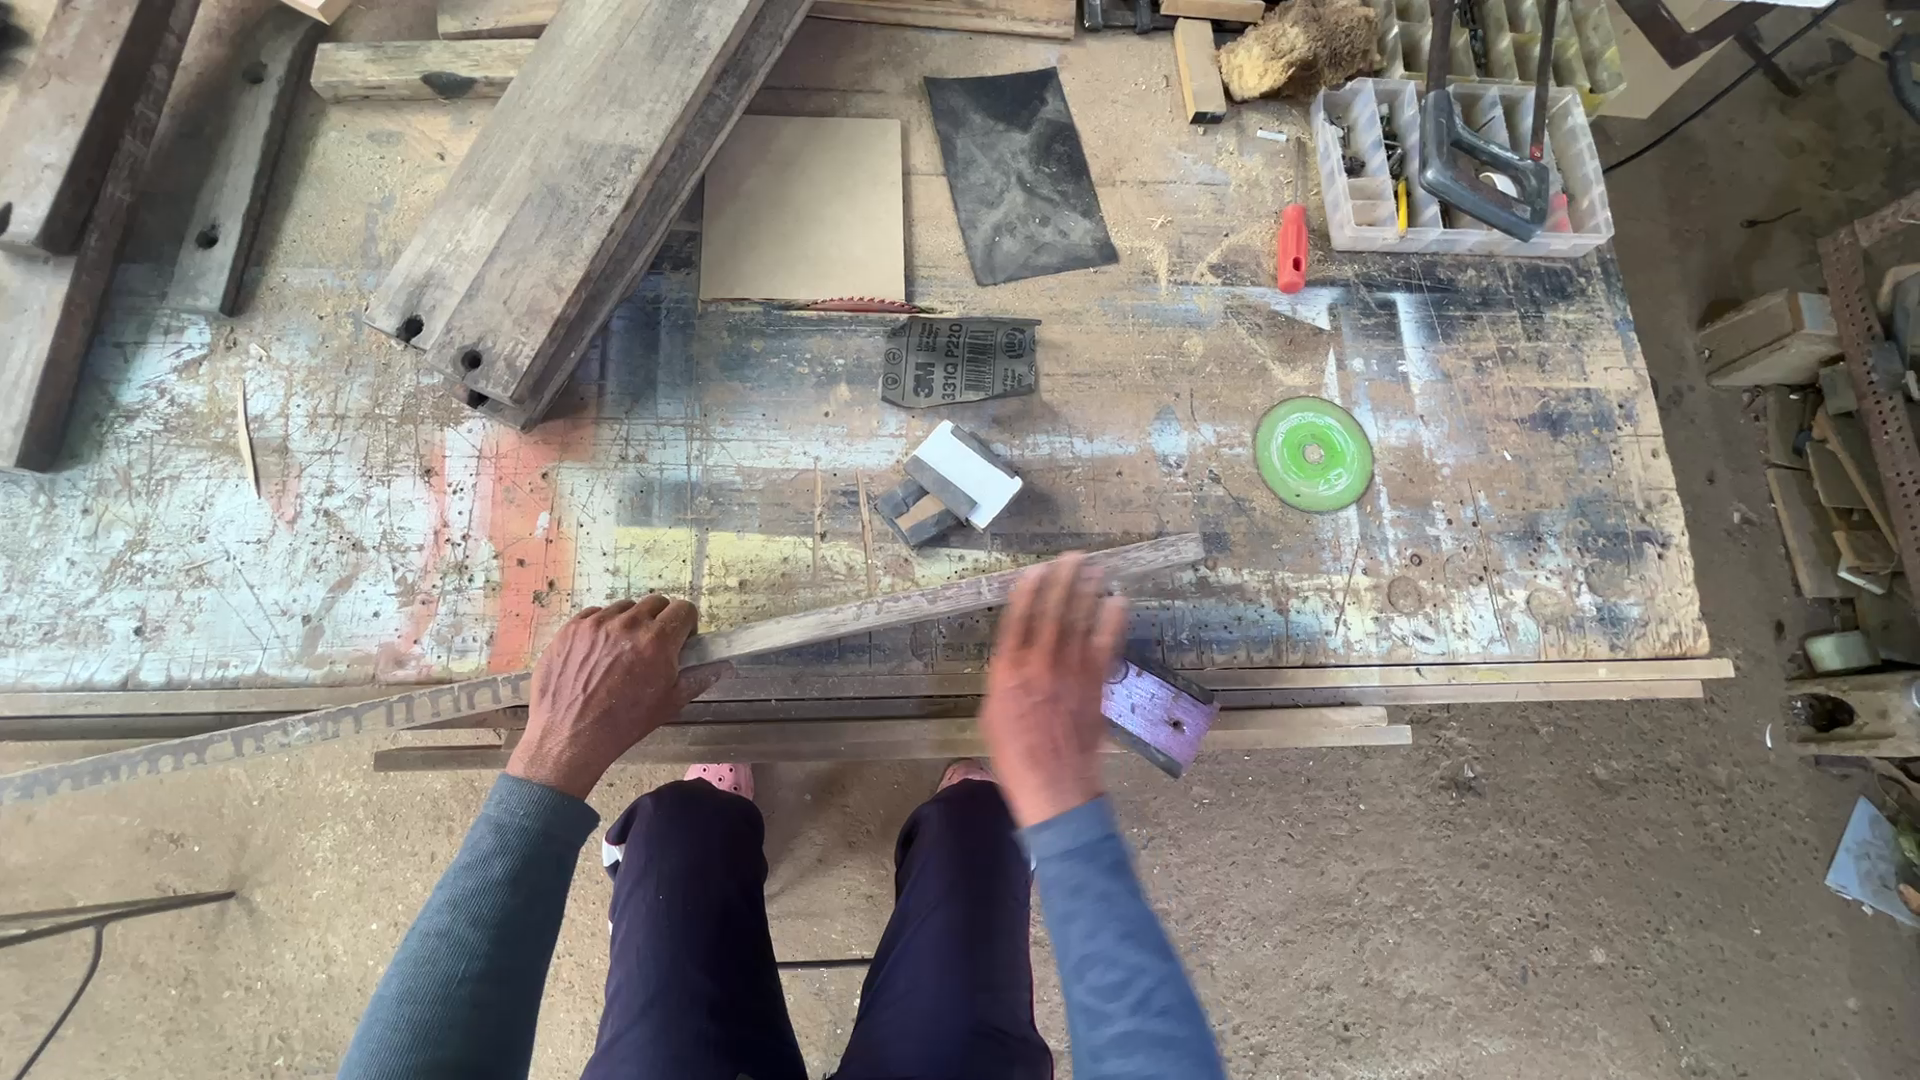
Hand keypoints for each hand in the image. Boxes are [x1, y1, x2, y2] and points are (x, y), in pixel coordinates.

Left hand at [506, 597, 731, 798]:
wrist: (569, 736)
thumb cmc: (624, 723)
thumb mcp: (670, 703)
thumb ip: (699, 677)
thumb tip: (724, 665)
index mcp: (658, 642)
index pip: (684, 609)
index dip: (686, 624)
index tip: (680, 639)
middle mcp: (628, 625)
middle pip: (656, 602)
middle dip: (660, 620)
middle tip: (652, 645)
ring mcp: (596, 624)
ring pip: (625, 607)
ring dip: (630, 622)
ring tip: (622, 649)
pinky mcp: (571, 628)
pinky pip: (595, 614)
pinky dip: (602, 626)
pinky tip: (598, 651)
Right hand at [977, 553, 1130, 827]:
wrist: (1053, 784)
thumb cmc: (1014, 755)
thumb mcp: (992, 713)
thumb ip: (1004, 679)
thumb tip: (1014, 658)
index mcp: (1007, 671)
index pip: (1017, 620)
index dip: (1027, 592)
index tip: (1035, 570)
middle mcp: (1039, 664)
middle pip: (1052, 612)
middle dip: (1062, 581)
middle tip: (1072, 557)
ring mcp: (1070, 672)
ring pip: (1079, 622)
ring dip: (1086, 592)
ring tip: (1094, 567)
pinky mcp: (1095, 684)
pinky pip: (1105, 645)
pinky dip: (1112, 621)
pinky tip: (1117, 601)